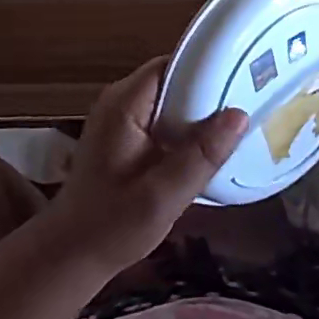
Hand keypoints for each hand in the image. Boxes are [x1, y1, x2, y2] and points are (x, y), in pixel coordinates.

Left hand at [45, 58, 247, 271]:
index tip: (242, 84)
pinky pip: (159, 118)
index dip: (206, 71)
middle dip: (206, 94)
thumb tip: (239, 115)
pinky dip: (182, 130)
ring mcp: (119, 116)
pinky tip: (204, 150)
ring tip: (233, 130)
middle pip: (171, 80)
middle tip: (245, 112)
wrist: (73, 252)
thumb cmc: (114, 224)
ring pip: (168, 100)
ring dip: (196, 115)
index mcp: (124, 103)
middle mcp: (119, 99)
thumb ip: (200, 155)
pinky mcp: (122, 134)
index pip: (171, 66)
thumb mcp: (163, 195)